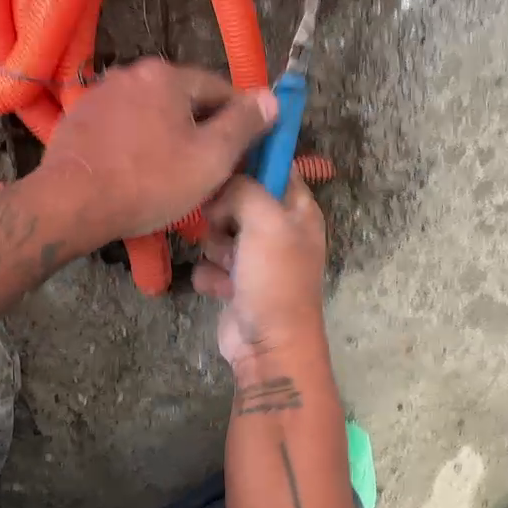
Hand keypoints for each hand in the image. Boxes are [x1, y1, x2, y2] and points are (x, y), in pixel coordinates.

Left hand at [39, 58, 276, 240]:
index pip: (221, 90)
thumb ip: (245, 124)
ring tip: (175, 176)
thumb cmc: (150, 182)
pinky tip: (140, 175)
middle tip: (212, 170)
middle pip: (185, 101)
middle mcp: (133, 72)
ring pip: (154, 115)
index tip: (247, 151)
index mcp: (168, 75)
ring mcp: (102, 94)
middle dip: (203, 130)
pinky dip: (139, 145)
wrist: (73, 203)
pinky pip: (125, 128)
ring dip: (171, 138)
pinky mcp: (80, 119)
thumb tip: (271, 97)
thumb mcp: (211, 157)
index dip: (242, 121)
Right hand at [192, 174, 328, 370]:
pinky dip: (212, 277)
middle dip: (224, 213)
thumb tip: (221, 191)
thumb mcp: (266, 219)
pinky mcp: (235, 282)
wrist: (269, 346)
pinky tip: (223, 290)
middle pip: (238, 197)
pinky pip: (209, 264)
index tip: (222, 164)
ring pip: (217, 231)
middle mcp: (279, 230)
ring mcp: (256, 258)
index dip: (248, 161)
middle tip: (225, 226)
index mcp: (299, 209)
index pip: (275, 165)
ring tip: (230, 266)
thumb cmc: (275, 279)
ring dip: (216, 249)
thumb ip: (243, 187)